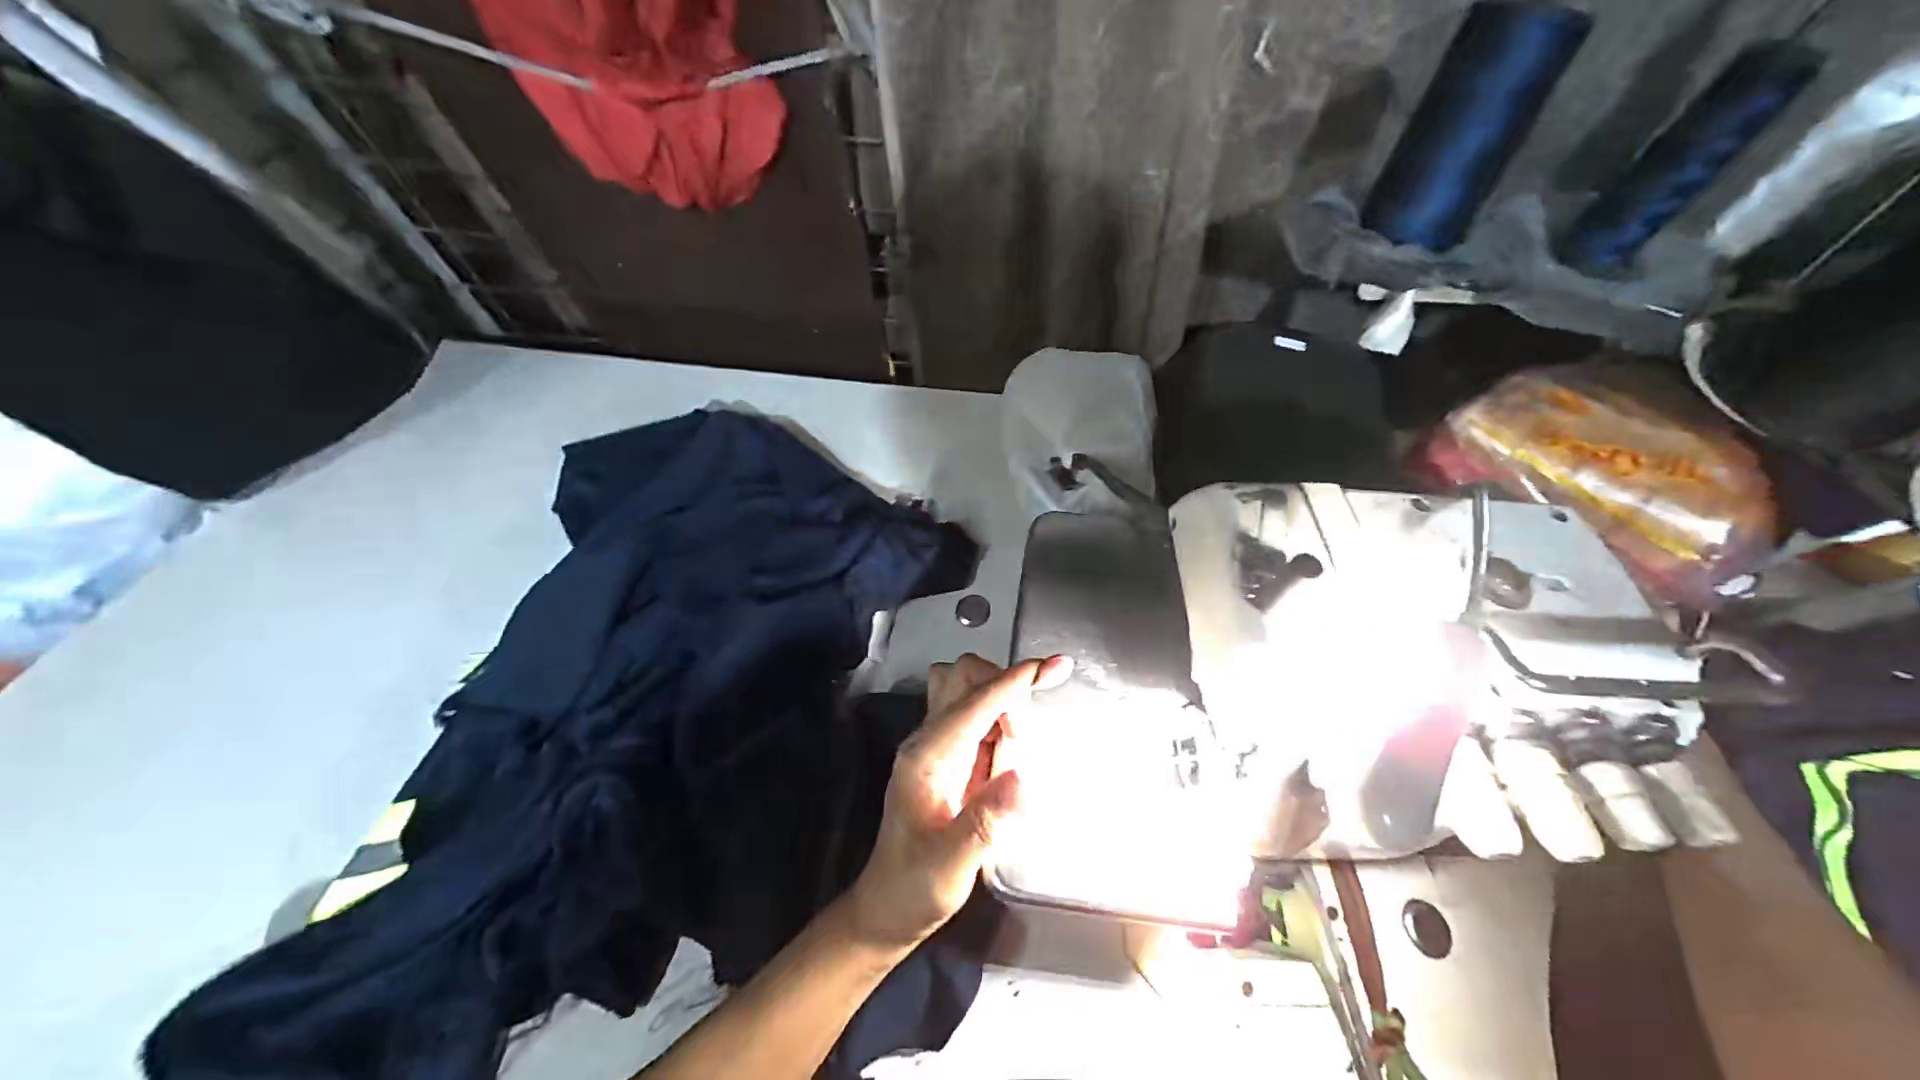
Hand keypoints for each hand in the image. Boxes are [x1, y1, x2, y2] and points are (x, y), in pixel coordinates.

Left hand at [843, 654, 1071, 948]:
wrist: (887, 906)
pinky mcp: (947, 756)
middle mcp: (928, 741)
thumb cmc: (914, 888)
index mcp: (925, 757)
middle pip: (964, 679)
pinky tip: (1009, 749)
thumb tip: (1021, 778)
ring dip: (1001, 702)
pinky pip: (975, 716)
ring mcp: (936, 746)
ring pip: (968, 690)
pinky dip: (999, 719)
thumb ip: (984, 823)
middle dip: (1004, 690)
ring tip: (1017, 745)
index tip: (1050, 667)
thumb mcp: (950, 865)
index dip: (1011, 683)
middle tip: (1024, 739)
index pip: (972, 704)